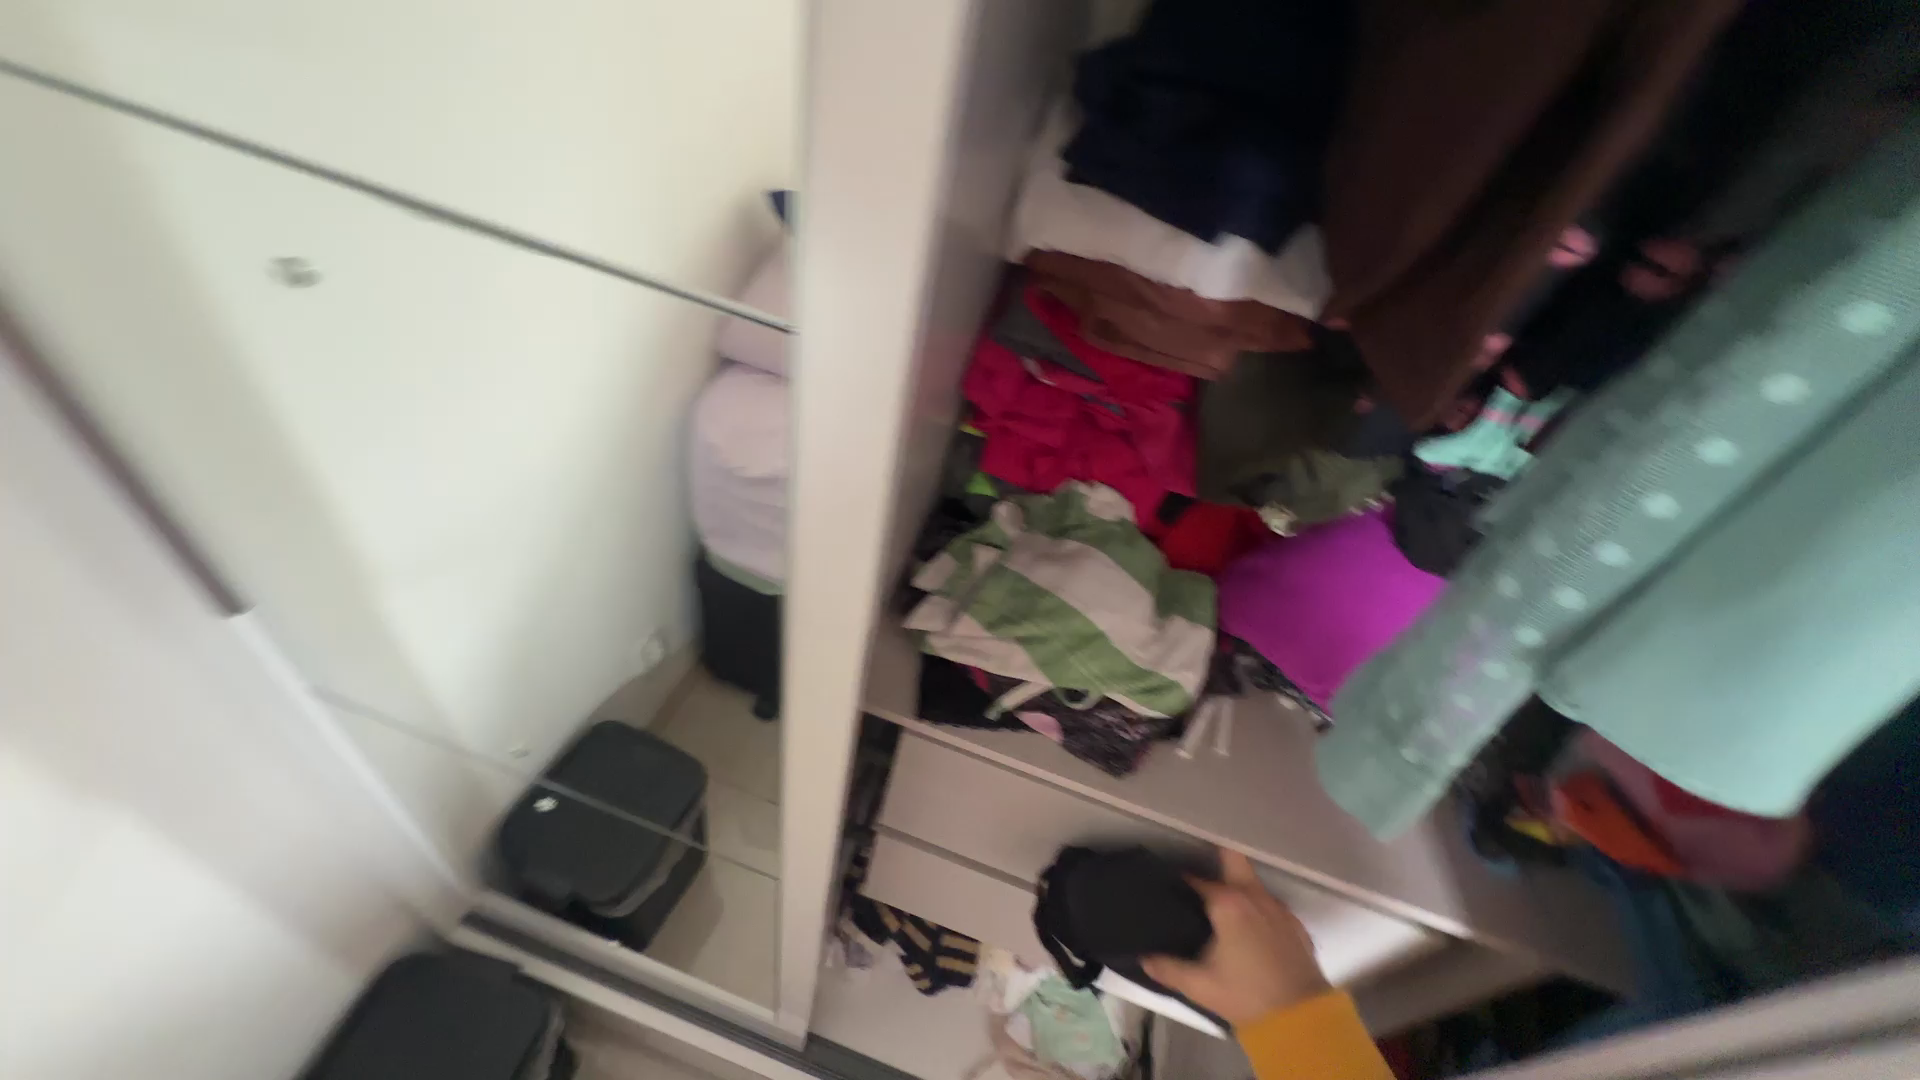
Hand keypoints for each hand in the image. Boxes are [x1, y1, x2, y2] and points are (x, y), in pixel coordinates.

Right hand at [1141, 848, 1329, 1025]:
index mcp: (1228, 903)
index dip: (1182, 881)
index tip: (1171, 887)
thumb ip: (1168, 968)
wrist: (1302, 1021)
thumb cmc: (1247, 995)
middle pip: (1233, 857)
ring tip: (1224, 909)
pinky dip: (1260, 911)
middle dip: (1217, 857)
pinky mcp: (1296, 926)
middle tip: (1202, 876)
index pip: (1197, 880)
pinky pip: (1272, 907)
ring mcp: (1279, 909)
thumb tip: (1144, 958)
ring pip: (1254, 883)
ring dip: (1239, 888)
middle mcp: (1254, 896)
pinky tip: (1253, 932)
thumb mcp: (1201, 986)